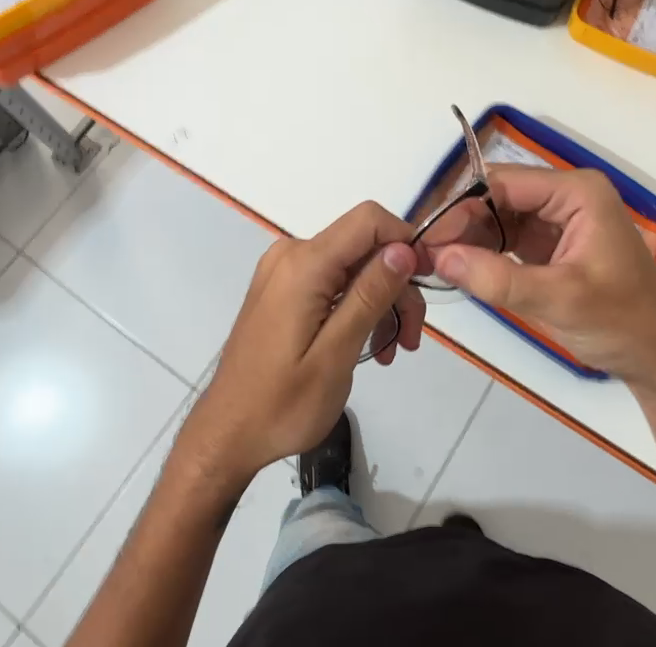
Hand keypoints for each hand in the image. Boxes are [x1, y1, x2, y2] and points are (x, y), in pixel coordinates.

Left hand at [173, 202, 419, 490]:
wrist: (229, 434)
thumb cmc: (282, 404)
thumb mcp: (336, 354)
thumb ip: (369, 296)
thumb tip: (403, 248)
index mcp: (303, 265)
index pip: (368, 220)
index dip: (406, 241)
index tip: (427, 283)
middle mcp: (291, 255)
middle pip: (364, 246)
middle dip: (396, 286)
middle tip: (412, 340)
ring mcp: (283, 271)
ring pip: (352, 266)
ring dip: (380, 302)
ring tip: (392, 351)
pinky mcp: (282, 289)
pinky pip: (332, 282)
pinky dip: (356, 307)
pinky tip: (368, 345)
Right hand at [429, 166, 655, 391]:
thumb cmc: (623, 323)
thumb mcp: (559, 300)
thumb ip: (498, 278)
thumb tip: (439, 257)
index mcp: (578, 193)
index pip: (504, 183)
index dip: (462, 206)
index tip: (427, 237)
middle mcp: (567, 196)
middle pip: (498, 196)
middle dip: (461, 222)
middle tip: (424, 253)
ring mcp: (559, 219)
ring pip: (498, 215)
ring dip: (468, 237)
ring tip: (434, 261)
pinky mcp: (551, 244)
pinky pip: (507, 236)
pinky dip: (483, 251)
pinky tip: (459, 267)